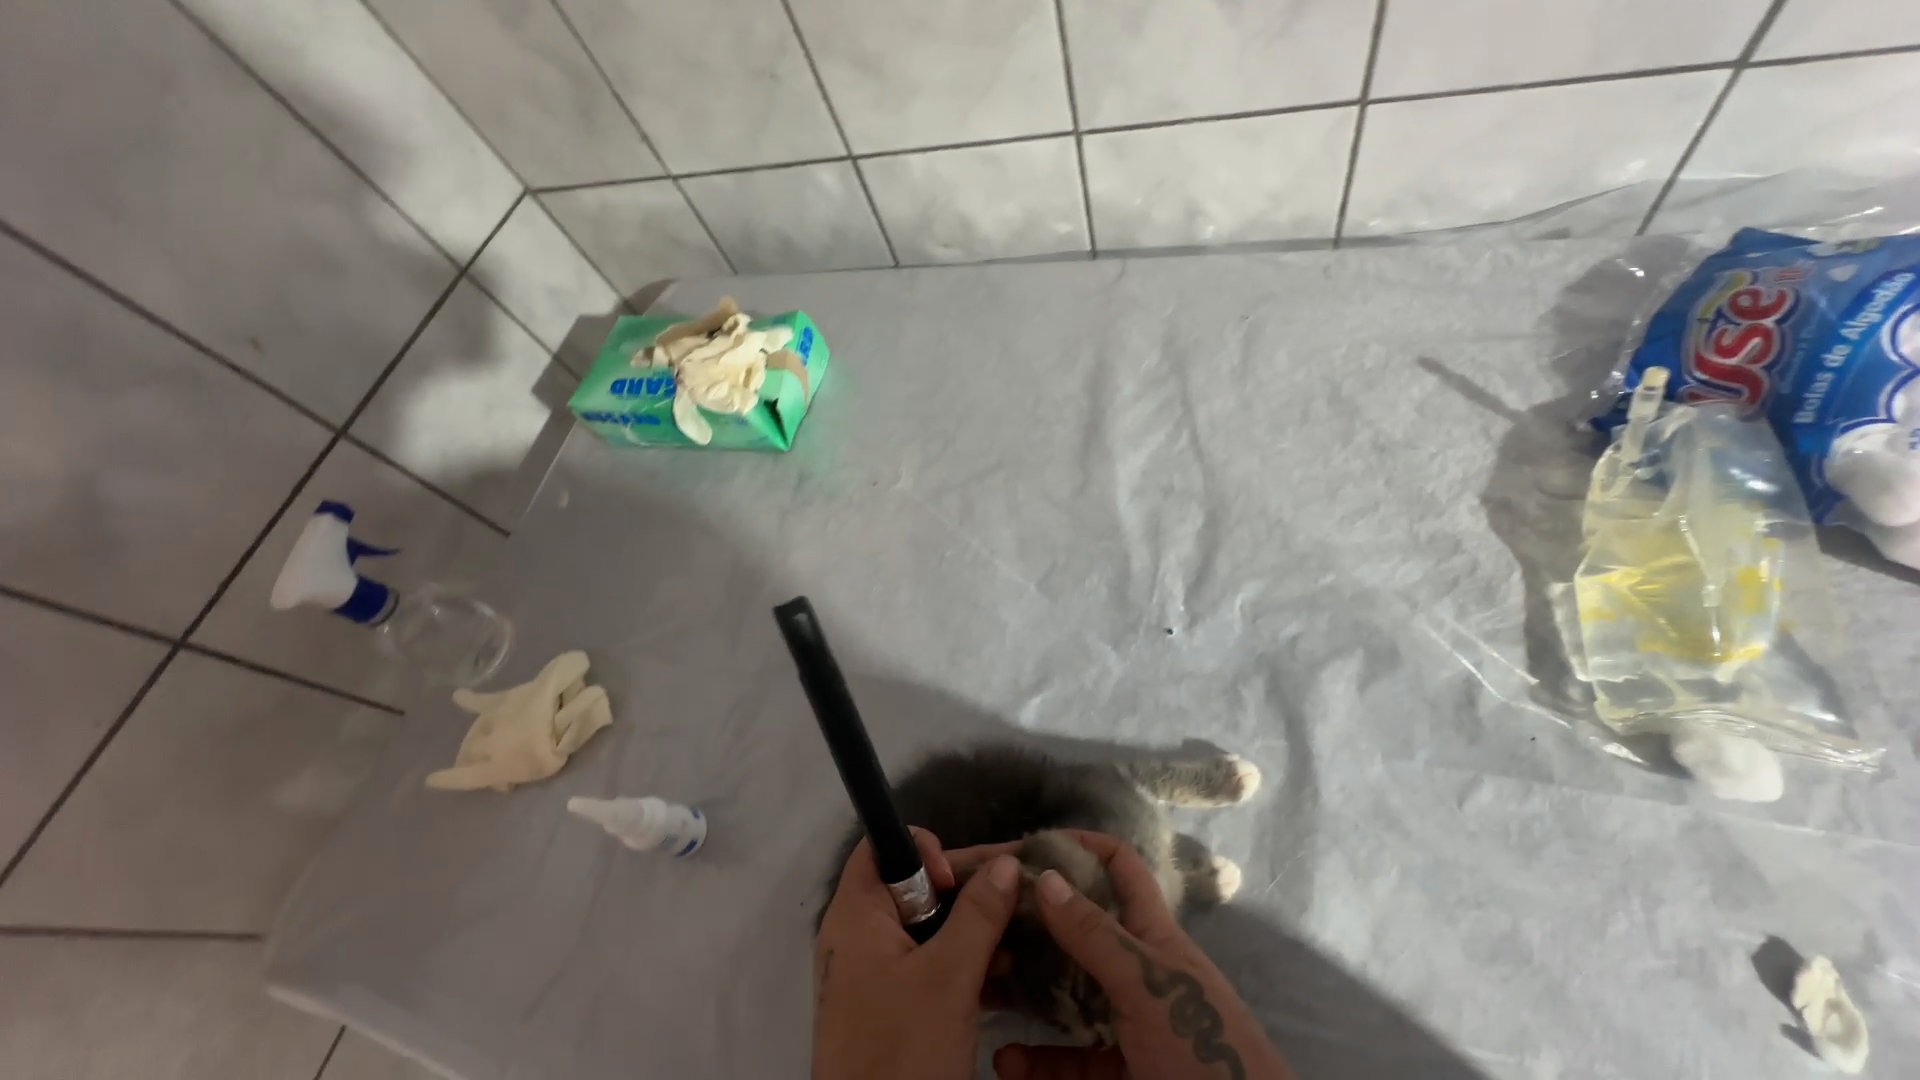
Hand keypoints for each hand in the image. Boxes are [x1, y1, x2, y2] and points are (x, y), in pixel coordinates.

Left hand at [813, 829, 1021, 1079]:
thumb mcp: (948, 978)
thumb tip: (1007, 863)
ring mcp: (876, 974)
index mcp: (856, 915)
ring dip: (972, 928)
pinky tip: (1004, 972)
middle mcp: (860, 936)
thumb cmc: (903, 1050)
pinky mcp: (893, 1006)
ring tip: (1021, 933)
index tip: (958, 879)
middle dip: (965, 888)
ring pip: (927, 928)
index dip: (923, 850)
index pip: (882, 849)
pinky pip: (929, 965)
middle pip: (913, 887)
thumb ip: (979, 914)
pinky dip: (963, 962)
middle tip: (1016, 894)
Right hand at [994, 833, 1295, 1079]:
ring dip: (1026, 994)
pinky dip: (1036, 1061)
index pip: (1120, 867)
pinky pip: (1068, 1059)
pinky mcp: (1117, 1068)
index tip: (1033, 845)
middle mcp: (1134, 969)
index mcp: (1150, 934)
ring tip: (982, 989)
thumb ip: (1096, 935)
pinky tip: (1005, 1062)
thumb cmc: (1201, 1044)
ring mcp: (1125, 1021)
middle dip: (1035, 924)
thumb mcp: (1146, 985)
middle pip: (1079, 931)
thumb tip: (1045, 876)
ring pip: (1066, 995)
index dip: (1085, 845)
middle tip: (984, 921)